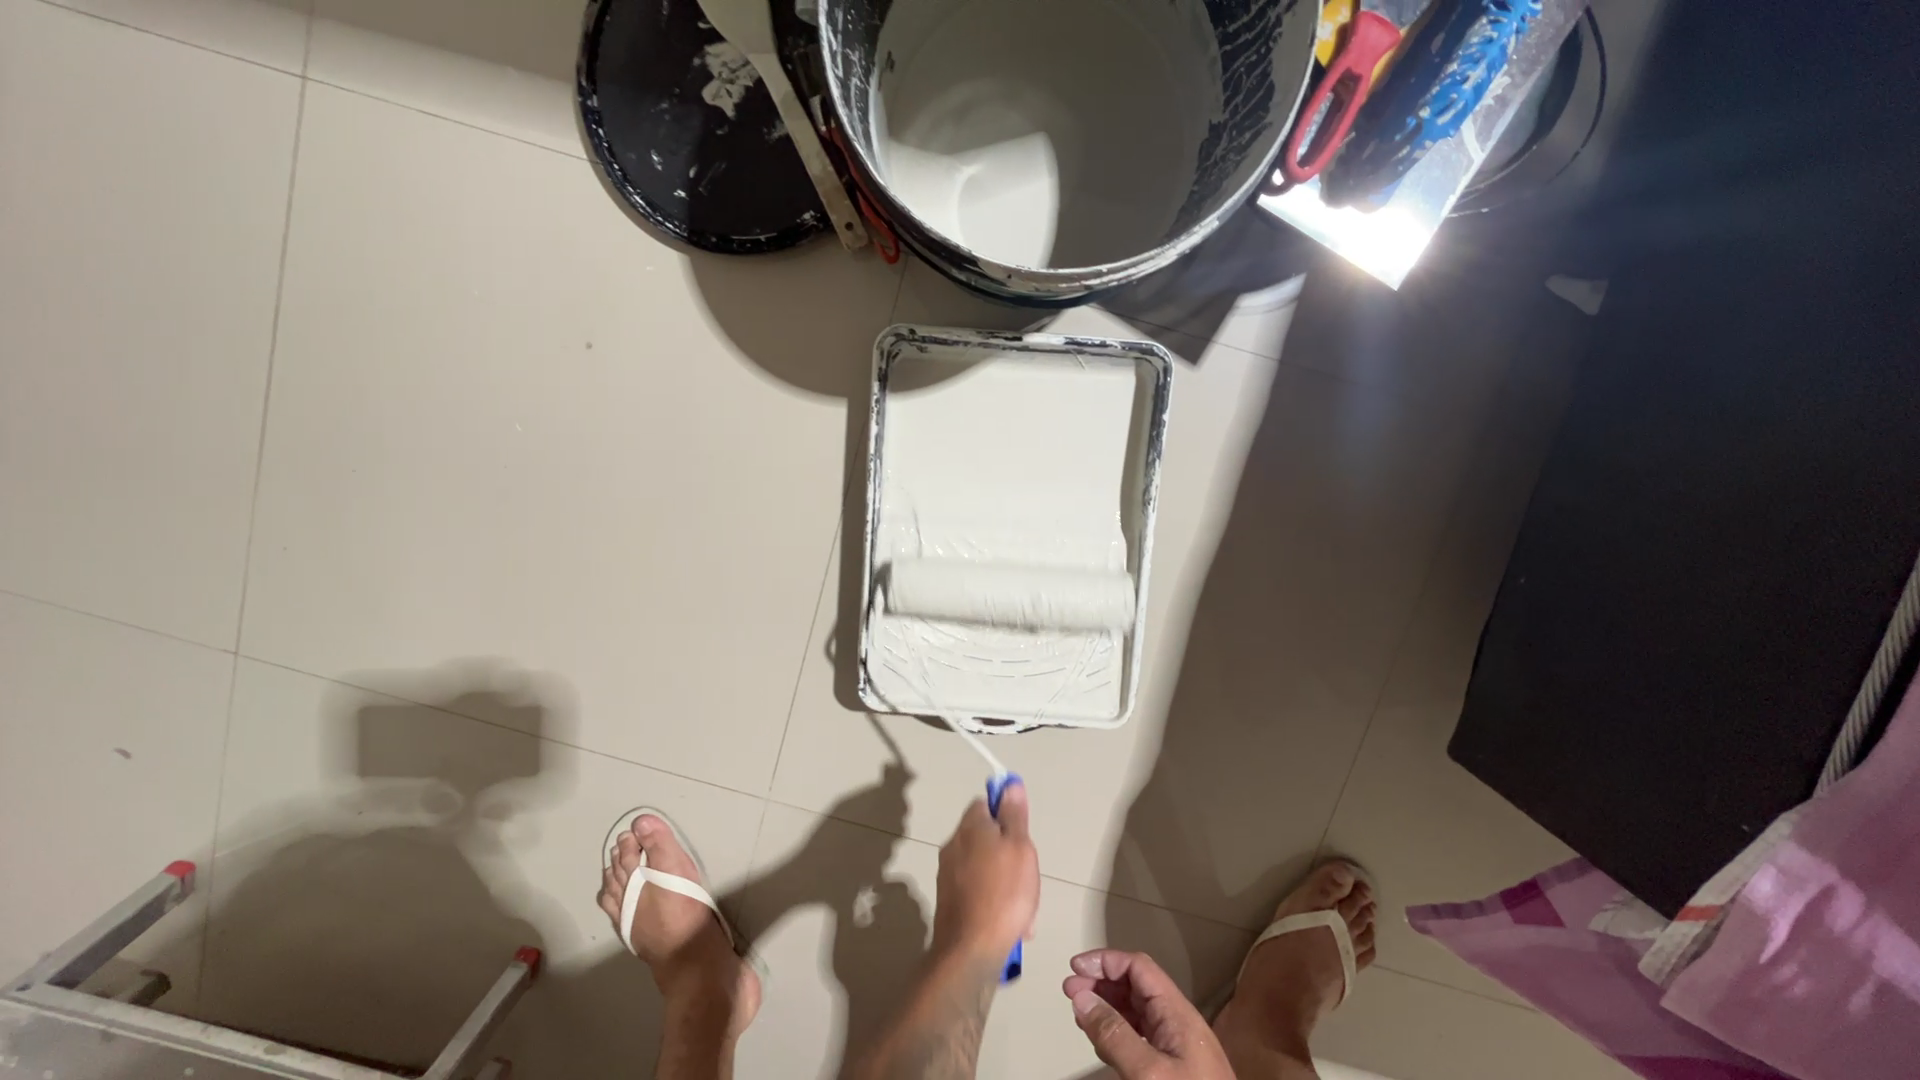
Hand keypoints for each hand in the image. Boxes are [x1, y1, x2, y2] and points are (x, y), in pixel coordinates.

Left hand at [931, 780, 1039, 962]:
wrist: (971, 949)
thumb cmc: (1003, 893)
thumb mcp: (1019, 846)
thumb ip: (1014, 815)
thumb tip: (1010, 784)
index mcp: (969, 827)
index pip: (985, 804)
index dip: (1005, 814)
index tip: (1022, 834)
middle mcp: (953, 846)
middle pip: (986, 838)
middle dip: (1009, 855)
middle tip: (1027, 874)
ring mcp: (948, 875)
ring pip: (985, 868)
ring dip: (1006, 883)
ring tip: (1023, 908)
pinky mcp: (949, 902)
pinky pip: (978, 892)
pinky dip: (995, 902)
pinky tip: (1011, 923)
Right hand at [1063, 949, 1233, 1079]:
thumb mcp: (1148, 1073)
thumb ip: (1114, 1035)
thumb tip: (1081, 998)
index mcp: (1177, 1013)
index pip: (1138, 967)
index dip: (1106, 961)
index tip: (1075, 968)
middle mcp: (1176, 1022)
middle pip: (1135, 985)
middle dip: (1101, 982)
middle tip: (1070, 991)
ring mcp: (1175, 1045)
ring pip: (1135, 1010)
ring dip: (1105, 1005)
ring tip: (1079, 1012)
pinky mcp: (1171, 1066)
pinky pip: (1138, 1035)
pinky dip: (1115, 1030)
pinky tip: (1099, 1039)